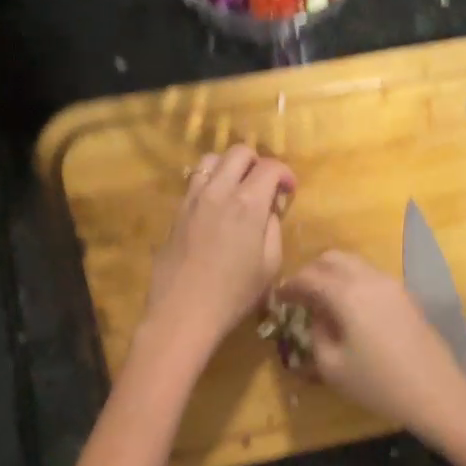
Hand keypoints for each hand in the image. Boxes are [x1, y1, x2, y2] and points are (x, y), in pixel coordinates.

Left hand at [142, 145, 290, 357]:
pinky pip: (194, 182)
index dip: (285, 174)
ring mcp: (193, 199)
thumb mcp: (269, 266)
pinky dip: (210, 182)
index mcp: (248, 205)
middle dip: (257, 163)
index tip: (289, 191)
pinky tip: (216, 207)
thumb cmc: (234, 295)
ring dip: (229, 167)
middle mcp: (219, 191)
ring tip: (237, 190)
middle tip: (264, 186)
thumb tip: (269, 209)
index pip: (270, 168)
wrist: (183, 312)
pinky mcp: (176, 212)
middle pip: (239, 153)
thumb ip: (273, 229)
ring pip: (211, 160)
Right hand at [277, 250, 465, 442]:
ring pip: (355, 264)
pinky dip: (354, 283)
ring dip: (335, 275)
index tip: (278, 297)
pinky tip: (350, 310)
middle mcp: (370, 279)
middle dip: (312, 272)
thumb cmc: (378, 384)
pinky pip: (372, 277)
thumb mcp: (332, 366)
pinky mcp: (407, 296)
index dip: (289, 286)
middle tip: (300, 295)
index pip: (309, 277)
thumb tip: (316, 316)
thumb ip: (316, 334)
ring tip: (324, 302)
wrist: (436, 391)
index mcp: (347, 294)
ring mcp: (393, 285)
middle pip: (333, 259)